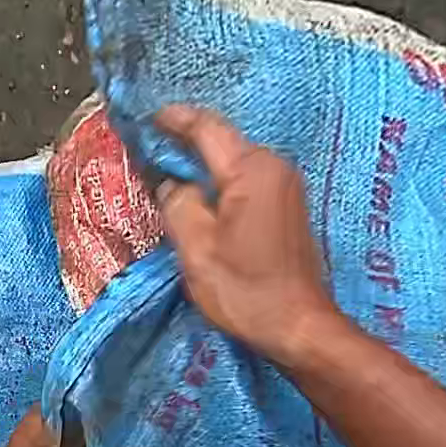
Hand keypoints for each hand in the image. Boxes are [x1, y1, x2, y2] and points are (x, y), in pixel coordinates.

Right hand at [154, 105, 347, 365]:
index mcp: (252, 170)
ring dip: (205, 171)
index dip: (173, 120)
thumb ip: (178, 206)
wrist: (298, 327)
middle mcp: (275, 168)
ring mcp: (287, 189)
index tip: (147, 119)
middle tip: (153, 152)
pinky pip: (249, 186)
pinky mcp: (289, 212)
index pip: (206, 128)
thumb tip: (171, 185)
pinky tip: (204, 203)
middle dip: (187, 146)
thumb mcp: (198, 250)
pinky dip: (223, 189)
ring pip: (236, 167)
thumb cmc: (246, 291)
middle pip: (224, 145)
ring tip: (172, 178)